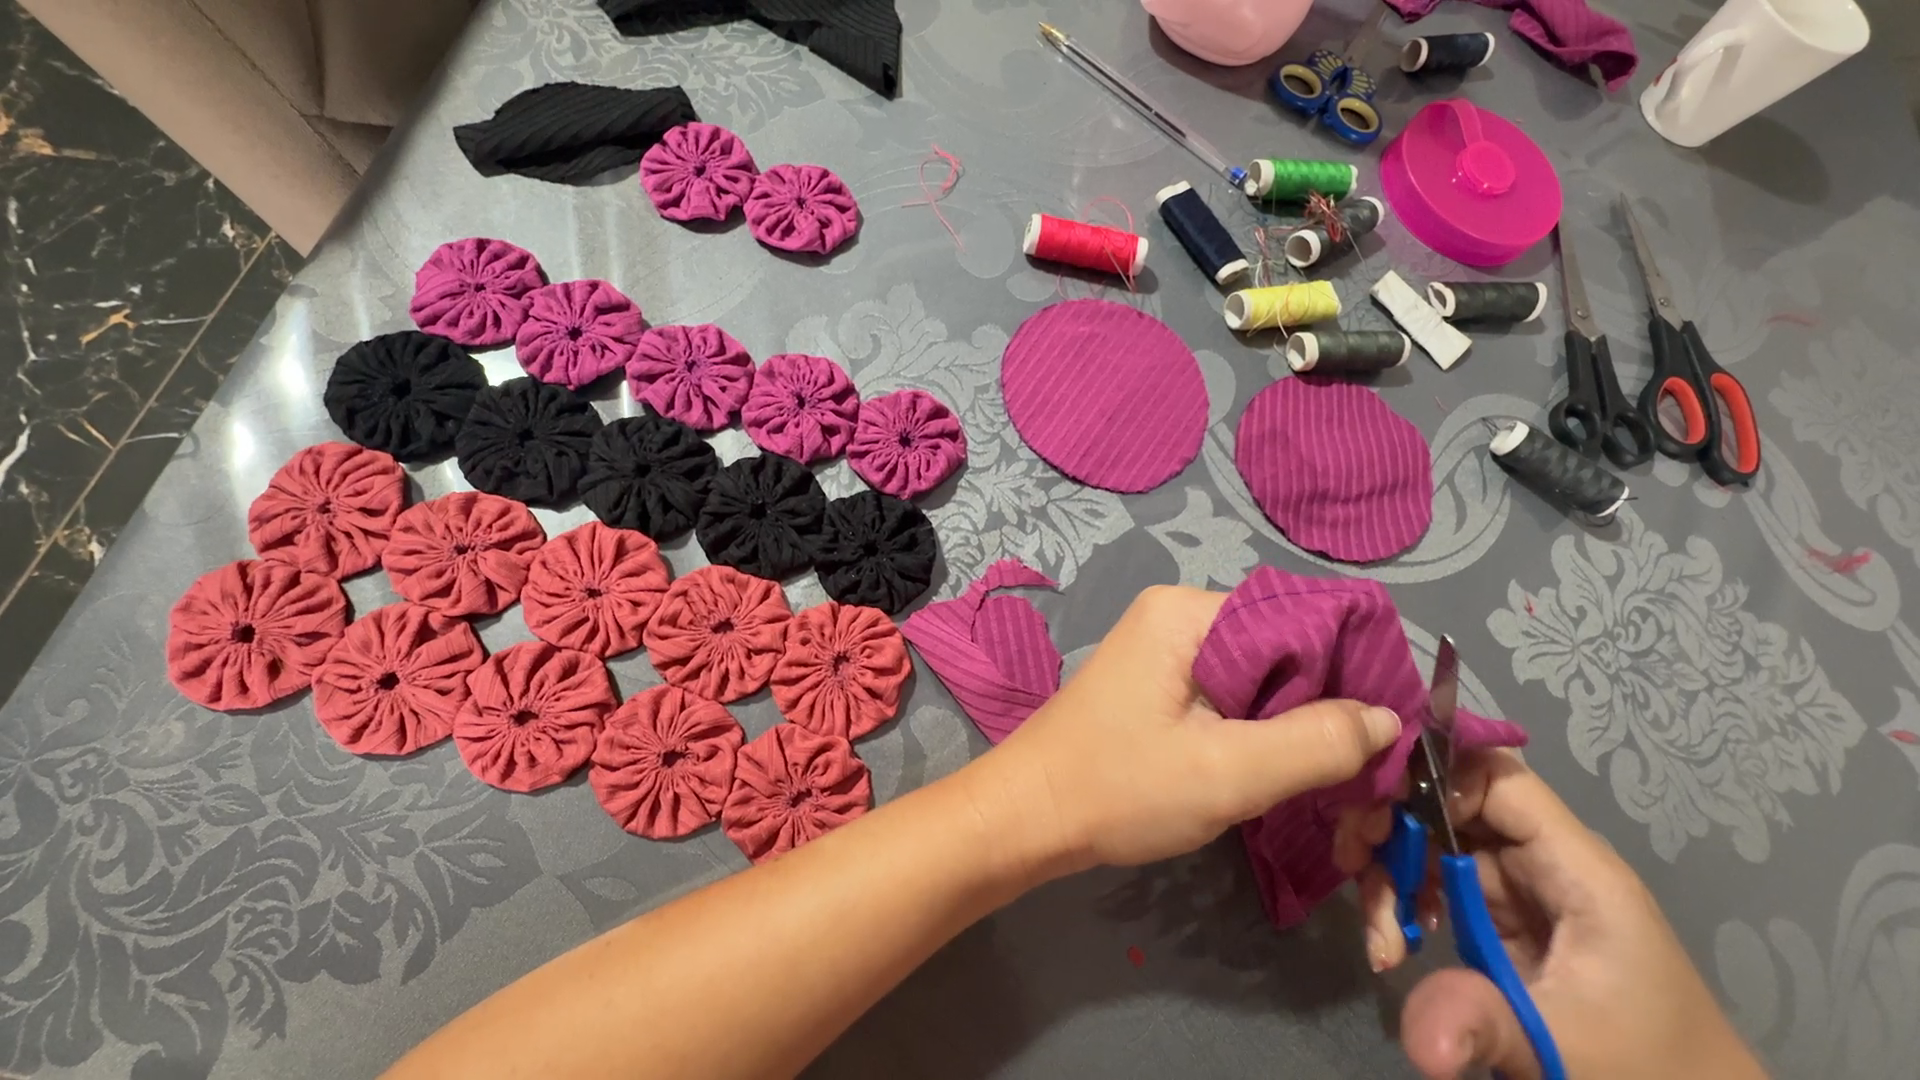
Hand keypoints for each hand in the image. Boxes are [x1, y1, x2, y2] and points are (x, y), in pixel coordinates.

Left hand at [970, 585, 1401, 874]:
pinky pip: (1231, 696)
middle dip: (1326, 707)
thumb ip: (1315, 742)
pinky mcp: (1160, 685)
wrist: (1027, 818)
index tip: (1390, 734)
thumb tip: (1389, 716)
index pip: (1304, 619)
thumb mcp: (1227, 772)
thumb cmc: (1118, 791)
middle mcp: (1179, 616)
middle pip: (1285, 649)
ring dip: (1294, 727)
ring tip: (1326, 778)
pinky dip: (1259, 732)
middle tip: (1363, 771)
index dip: (1354, 673)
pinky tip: (1275, 770)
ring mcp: (1166, 651)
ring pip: (1262, 679)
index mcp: (1189, 612)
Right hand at [1333, 750, 1764, 1079]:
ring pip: (1432, 843)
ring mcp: (1517, 890)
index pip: (1495, 777)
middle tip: (1351, 866)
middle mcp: (1542, 862)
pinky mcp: (1498, 918)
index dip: (1433, 777)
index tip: (1379, 816)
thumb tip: (1415, 1037)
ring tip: (1380, 937)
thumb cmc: (1650, 1072)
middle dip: (1392, 827)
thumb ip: (1486, 1022)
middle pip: (1449, 804)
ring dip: (1389, 874)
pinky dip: (1402, 903)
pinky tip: (1395, 945)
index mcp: (1575, 867)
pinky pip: (1434, 883)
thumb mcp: (1567, 1045)